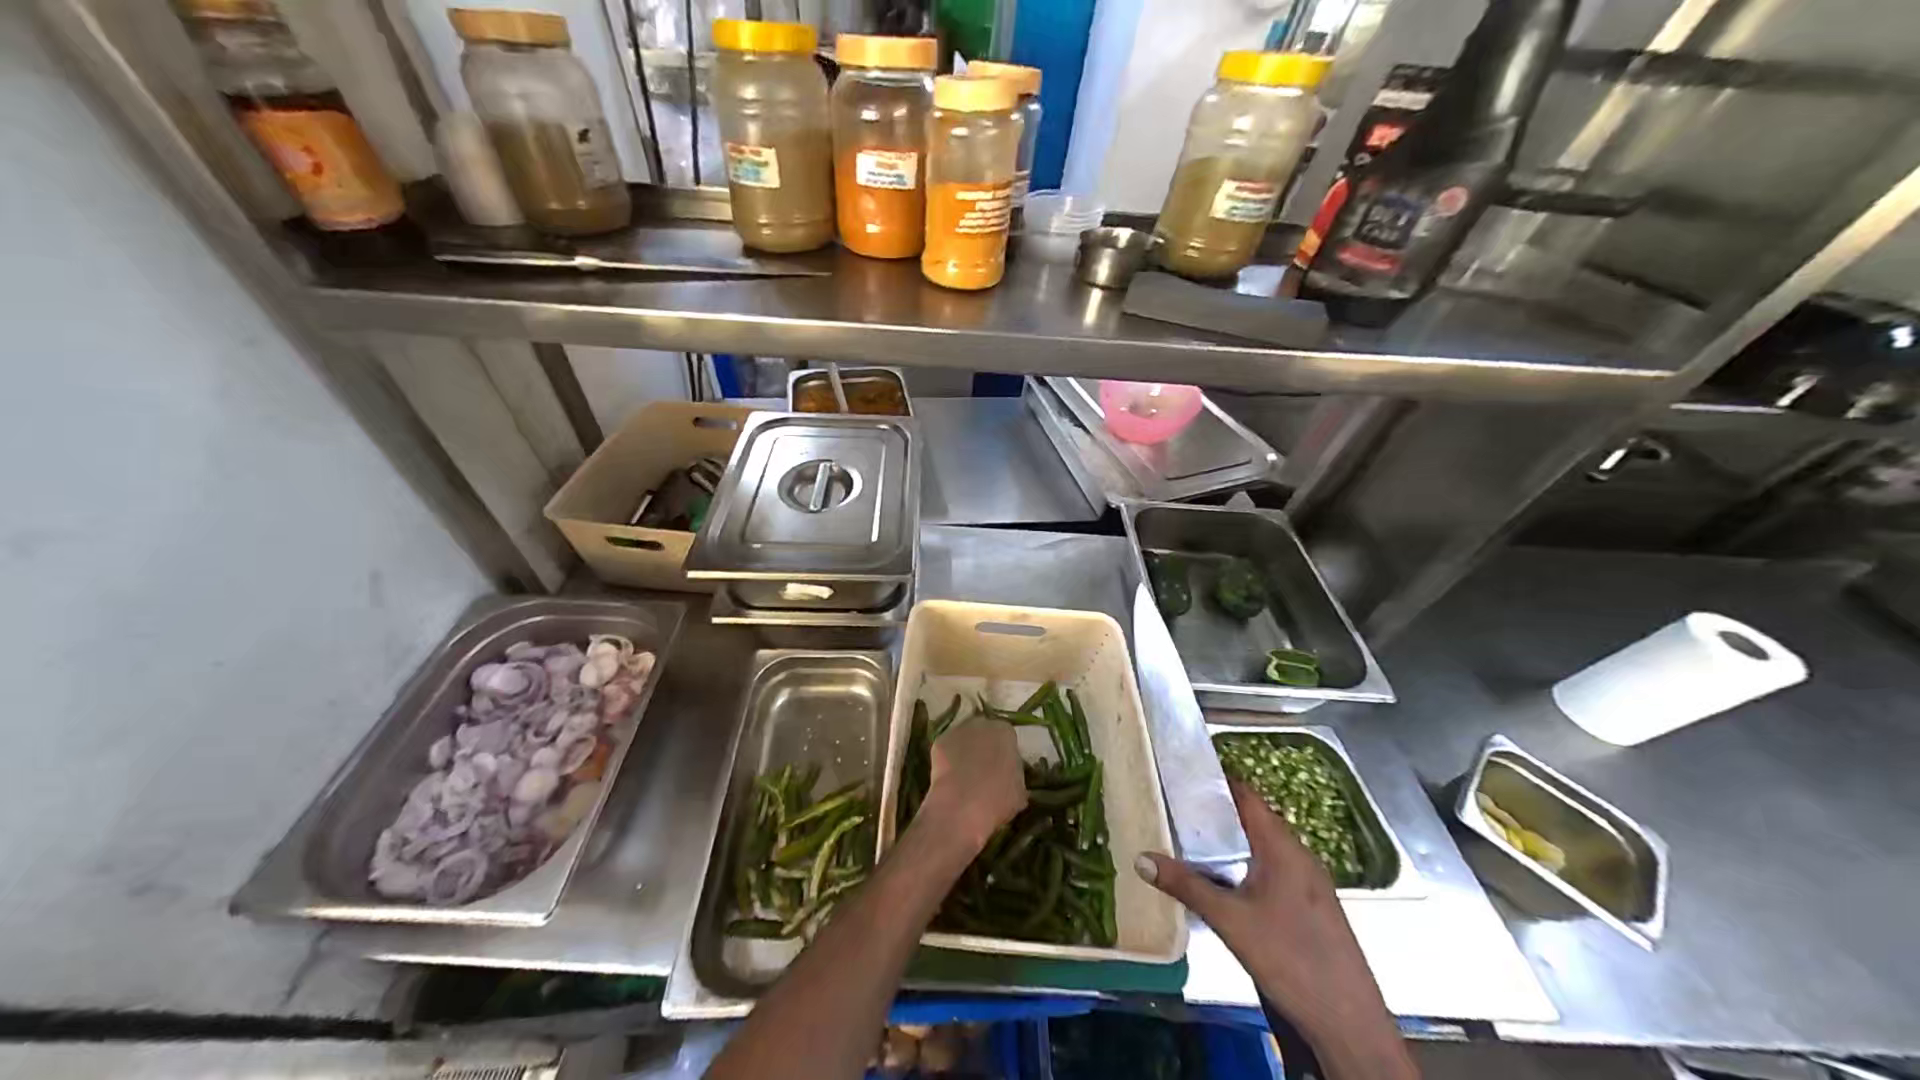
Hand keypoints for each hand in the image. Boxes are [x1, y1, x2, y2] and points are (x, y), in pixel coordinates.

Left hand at [919, 718, 1027, 852]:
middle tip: (984, 769)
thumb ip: (1015, 775)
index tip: (1003, 768)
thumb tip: (1010, 778)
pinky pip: (947, 749)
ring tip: (964, 774)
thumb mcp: (1019, 790)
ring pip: (964, 738)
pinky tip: (950, 777)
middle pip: (984, 732)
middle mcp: (982, 723)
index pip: (1007, 737)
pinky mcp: (939, 742)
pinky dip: (948, 759)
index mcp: (1005, 732)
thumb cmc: (997, 799)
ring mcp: (957, 730)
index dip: (1004, 753)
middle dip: (984, 746)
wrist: (962, 806)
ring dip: (965, 750)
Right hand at [1136, 782, 1411, 1076]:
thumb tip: (1140, 859)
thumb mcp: (1230, 920)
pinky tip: (1223, 882)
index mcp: (1282, 847)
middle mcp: (1299, 856)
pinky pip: (1272, 869)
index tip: (1182, 776)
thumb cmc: (1290, 958)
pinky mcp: (1310, 906)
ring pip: (1262, 847)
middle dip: (1217, 813)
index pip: (1247, 796)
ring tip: (1189, 841)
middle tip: (1175, 809)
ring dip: (1230, 841)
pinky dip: (1244, 864)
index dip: (1216, 782)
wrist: (1348, 1021)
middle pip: (1254, 819)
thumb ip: (1186, 886)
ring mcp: (1308, 882)